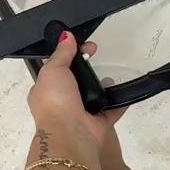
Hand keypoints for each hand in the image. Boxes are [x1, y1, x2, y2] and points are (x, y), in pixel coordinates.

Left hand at [26, 32, 118, 168]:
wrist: (70, 134)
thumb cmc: (55, 100)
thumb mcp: (53, 69)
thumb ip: (61, 53)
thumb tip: (66, 35)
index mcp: (46, 91)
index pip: (57, 68)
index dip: (70, 54)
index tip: (85, 45)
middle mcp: (61, 103)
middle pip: (76, 80)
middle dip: (87, 67)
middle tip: (98, 53)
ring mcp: (80, 114)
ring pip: (93, 95)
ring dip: (102, 85)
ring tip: (109, 77)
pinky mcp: (97, 124)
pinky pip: (110, 110)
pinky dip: (118, 103)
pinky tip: (124, 92)